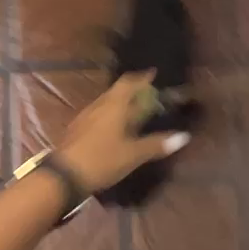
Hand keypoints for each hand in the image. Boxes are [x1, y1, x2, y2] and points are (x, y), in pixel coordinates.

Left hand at [55, 70, 191, 191]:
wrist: (64, 175)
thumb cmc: (102, 160)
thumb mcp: (133, 154)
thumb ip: (156, 144)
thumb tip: (183, 136)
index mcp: (114, 105)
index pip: (129, 83)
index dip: (142, 78)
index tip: (154, 74)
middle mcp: (99, 105)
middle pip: (117, 91)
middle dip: (133, 91)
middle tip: (149, 95)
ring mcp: (86, 116)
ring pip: (107, 103)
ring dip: (122, 104)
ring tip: (136, 112)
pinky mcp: (78, 128)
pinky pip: (99, 114)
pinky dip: (112, 115)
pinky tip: (117, 128)